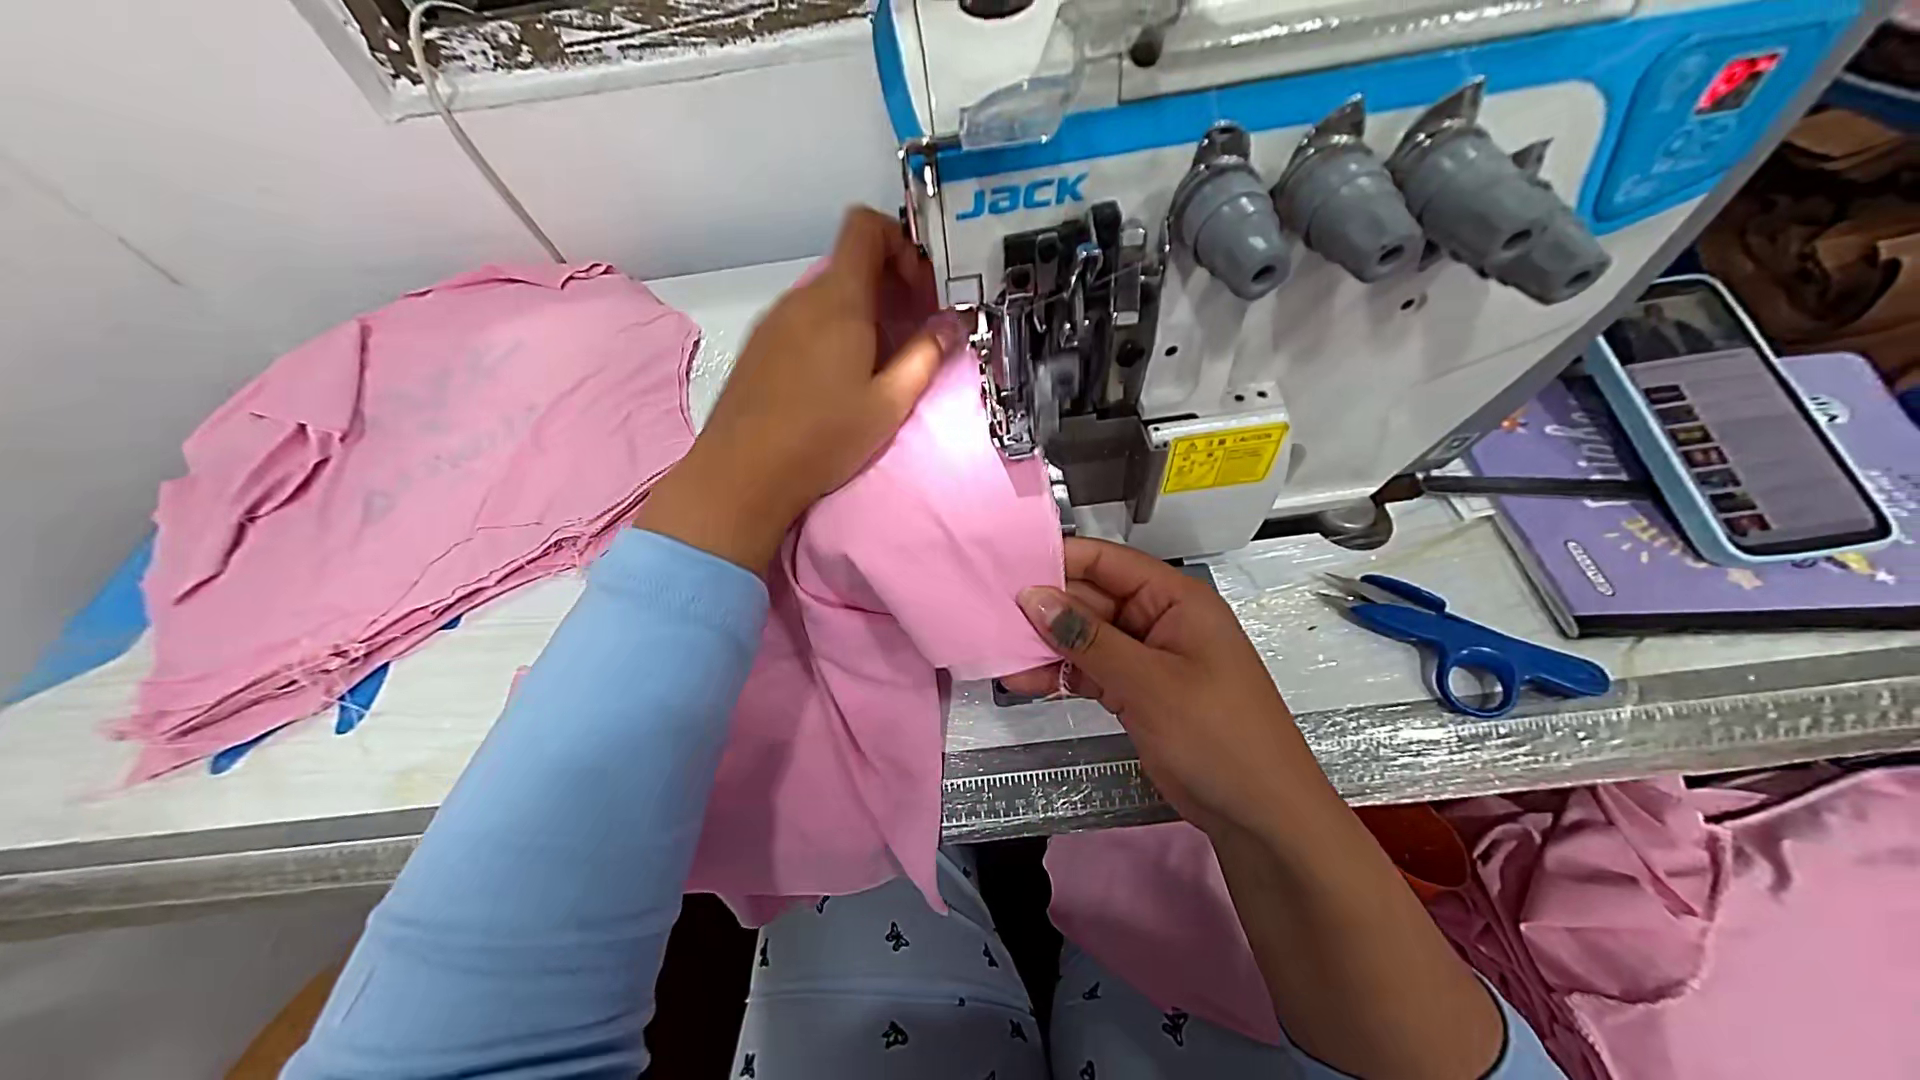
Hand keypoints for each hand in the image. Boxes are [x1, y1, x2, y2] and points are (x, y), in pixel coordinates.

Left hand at [635, 208, 965, 571]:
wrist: (744, 472)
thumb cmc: (823, 437)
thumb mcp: (889, 402)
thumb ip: (926, 356)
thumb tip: (952, 324)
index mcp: (839, 299)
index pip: (866, 227)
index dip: (901, 244)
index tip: (919, 291)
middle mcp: (802, 297)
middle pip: (851, 263)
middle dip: (890, 287)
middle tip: (912, 334)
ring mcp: (774, 320)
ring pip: (828, 293)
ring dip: (862, 312)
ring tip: (876, 363)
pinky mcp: (759, 345)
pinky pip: (804, 318)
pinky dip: (832, 330)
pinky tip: (836, 378)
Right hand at [1006, 537, 1341, 839]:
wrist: (1260, 814)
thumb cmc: (1217, 736)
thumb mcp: (1149, 682)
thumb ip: (1087, 638)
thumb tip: (1033, 596)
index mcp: (1174, 599)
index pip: (1108, 562)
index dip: (1059, 561)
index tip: (1007, 568)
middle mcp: (1157, 619)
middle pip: (1091, 600)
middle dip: (1045, 610)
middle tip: (991, 616)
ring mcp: (1146, 657)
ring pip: (1086, 638)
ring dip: (1047, 647)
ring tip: (1001, 656)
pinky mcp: (1136, 691)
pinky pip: (1091, 671)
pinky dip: (1063, 676)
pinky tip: (1026, 682)